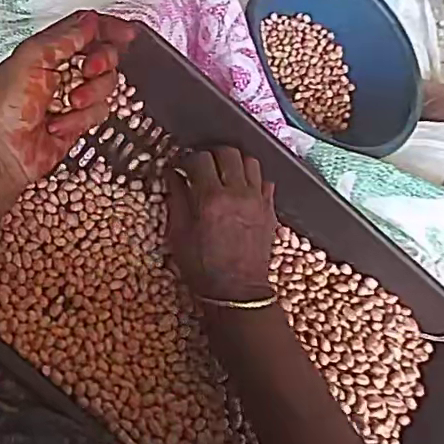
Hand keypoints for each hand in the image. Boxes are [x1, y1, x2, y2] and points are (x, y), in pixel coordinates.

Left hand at [0, 9, 139, 191]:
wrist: (5, 152)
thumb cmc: (6, 108)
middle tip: (87, 71)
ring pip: (106, 84)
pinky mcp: (79, 120)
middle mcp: (62, 71)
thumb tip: (89, 22)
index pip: (85, 30)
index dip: (107, 28)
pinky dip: (81, 118)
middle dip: (101, 61)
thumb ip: (63, 38)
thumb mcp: (31, 59)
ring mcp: (72, 96)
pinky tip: (60, 124)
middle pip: (103, 54)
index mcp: (47, 50)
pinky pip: (100, 111)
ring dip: (90, 93)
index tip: (127, 33)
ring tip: (69, 102)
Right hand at [166, 147, 276, 302]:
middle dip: (211, 153)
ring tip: (222, 172)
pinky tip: (240, 187)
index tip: (180, 166)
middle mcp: (237, 193)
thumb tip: (173, 175)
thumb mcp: (179, 234)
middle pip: (228, 152)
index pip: (199, 159)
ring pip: (250, 161)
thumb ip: (176, 199)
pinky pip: (265, 180)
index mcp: (211, 199)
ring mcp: (257, 200)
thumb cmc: (202, 266)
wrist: (236, 291)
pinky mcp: (270, 209)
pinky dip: (251, 177)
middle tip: (201, 164)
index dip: (186, 159)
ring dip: (233, 161)